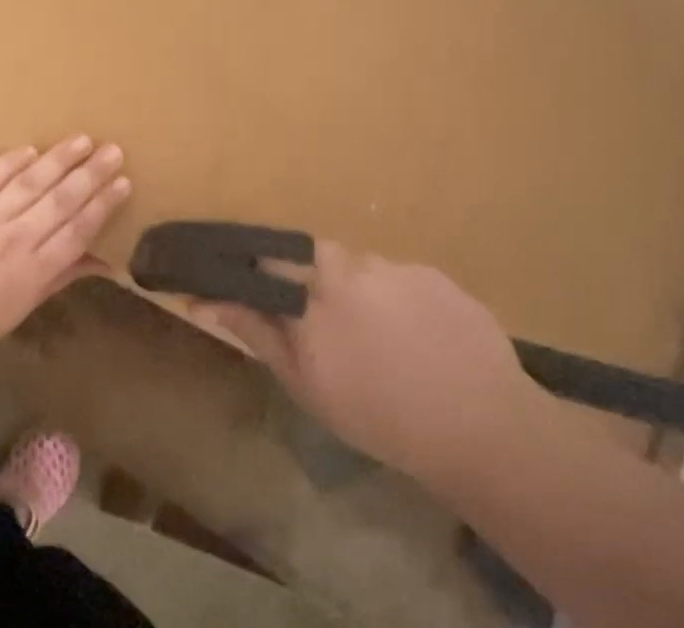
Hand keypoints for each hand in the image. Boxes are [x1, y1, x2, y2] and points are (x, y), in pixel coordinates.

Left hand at [0, 136, 130, 365]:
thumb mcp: (29, 303)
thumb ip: (64, 274)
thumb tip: (104, 260)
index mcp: (37, 269)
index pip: (79, 228)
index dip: (103, 203)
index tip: (124, 181)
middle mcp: (15, 240)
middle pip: (60, 200)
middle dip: (90, 173)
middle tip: (113, 150)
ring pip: (28, 182)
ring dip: (58, 159)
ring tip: (81, 140)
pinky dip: (9, 162)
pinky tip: (29, 149)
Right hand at [193, 239, 546, 481]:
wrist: (484, 430)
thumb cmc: (377, 416)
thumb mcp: (303, 382)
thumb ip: (254, 332)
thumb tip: (200, 300)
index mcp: (310, 294)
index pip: (260, 256)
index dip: (246, 264)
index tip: (238, 281)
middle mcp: (349, 267)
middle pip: (310, 254)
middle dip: (303, 277)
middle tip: (313, 318)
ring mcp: (398, 269)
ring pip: (356, 265)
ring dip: (350, 288)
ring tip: (370, 334)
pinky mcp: (438, 277)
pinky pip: (398, 278)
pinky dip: (392, 299)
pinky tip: (409, 337)